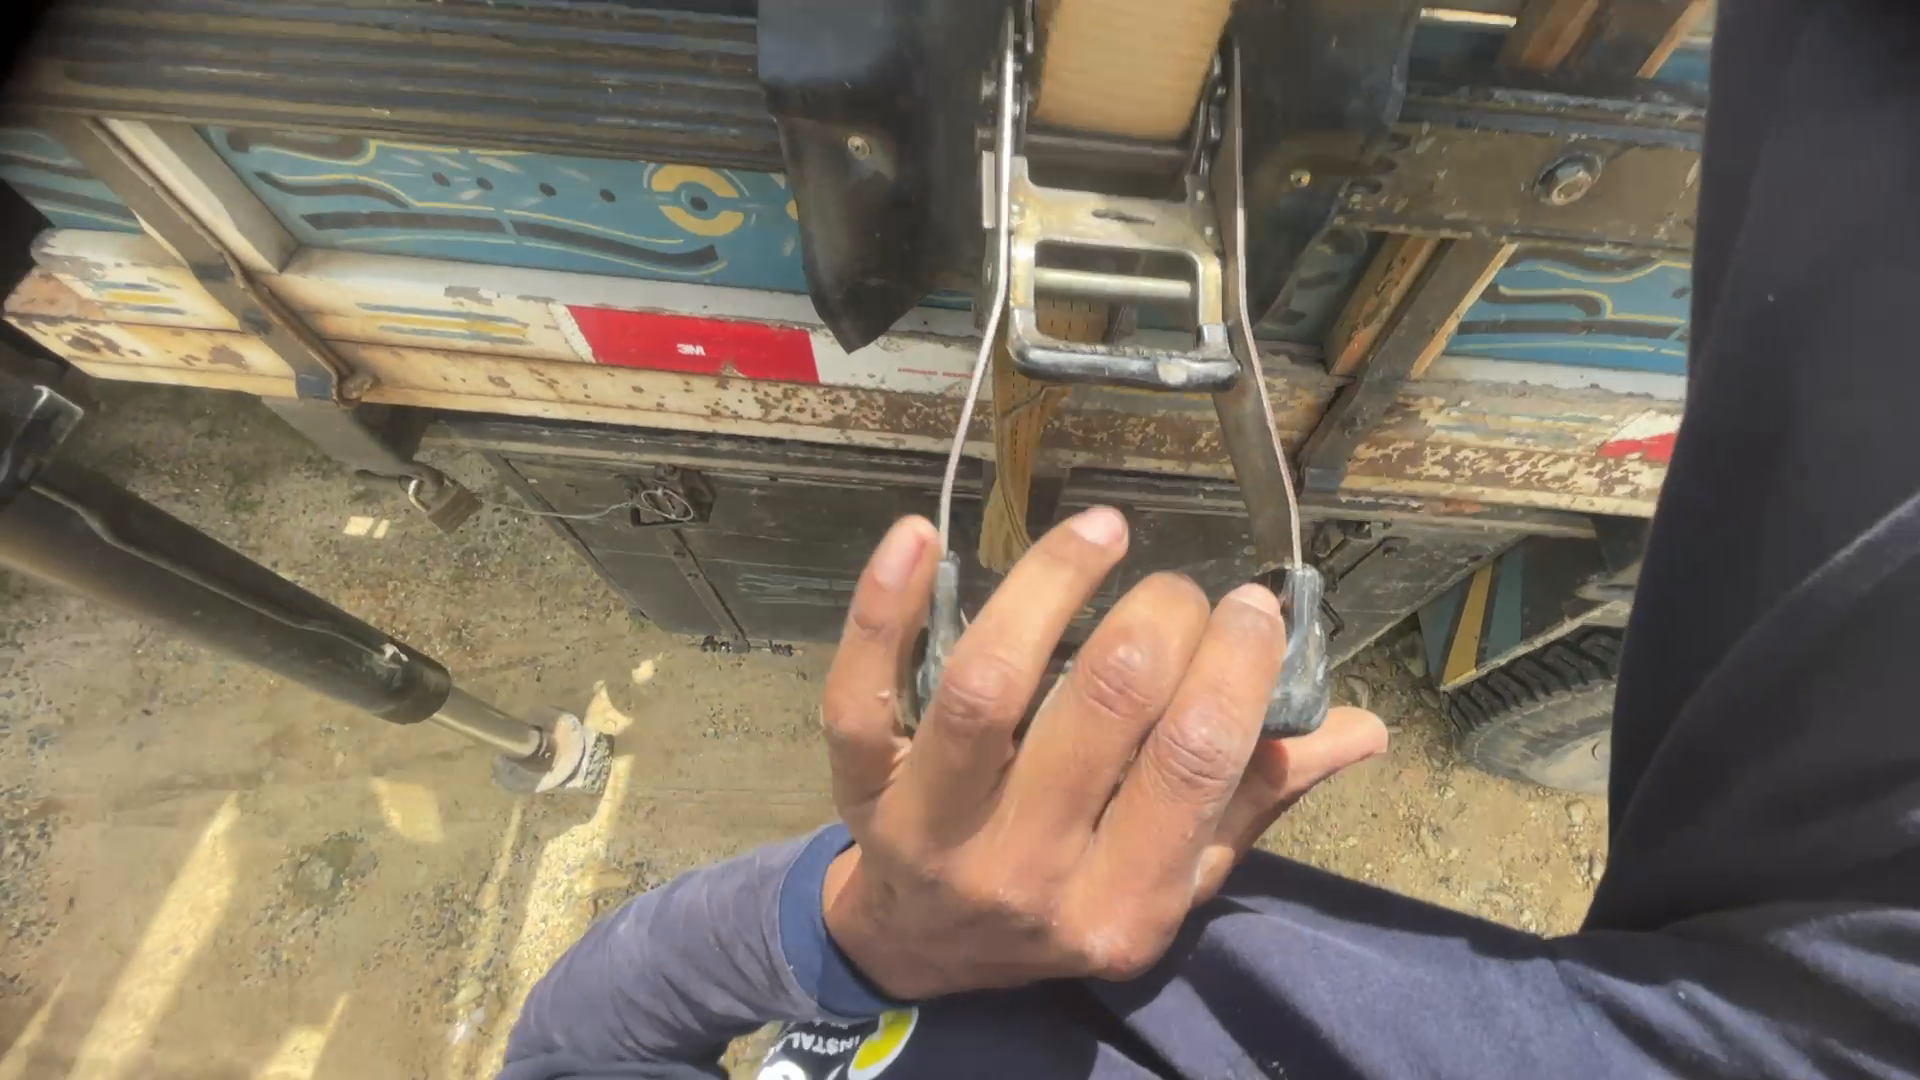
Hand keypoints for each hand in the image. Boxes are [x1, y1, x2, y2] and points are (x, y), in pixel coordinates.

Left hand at [818, 508, 1387, 999]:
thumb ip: (1251, 802)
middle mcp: (1025, 871)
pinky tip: (919, 534)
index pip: (1192, 761)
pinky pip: (861, 690)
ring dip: (1050, 583)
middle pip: (1101, 705)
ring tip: (1101, 532)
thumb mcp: (1166, 879)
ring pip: (988, 685)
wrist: (923, 943)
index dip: (1232, 662)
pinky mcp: (861, 787)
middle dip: (1157, 616)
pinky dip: (886, 606)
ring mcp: (931, 828)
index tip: (1251, 602)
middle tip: (1173, 587)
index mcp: (1121, 904)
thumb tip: (1359, 728)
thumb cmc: (1061, 899)